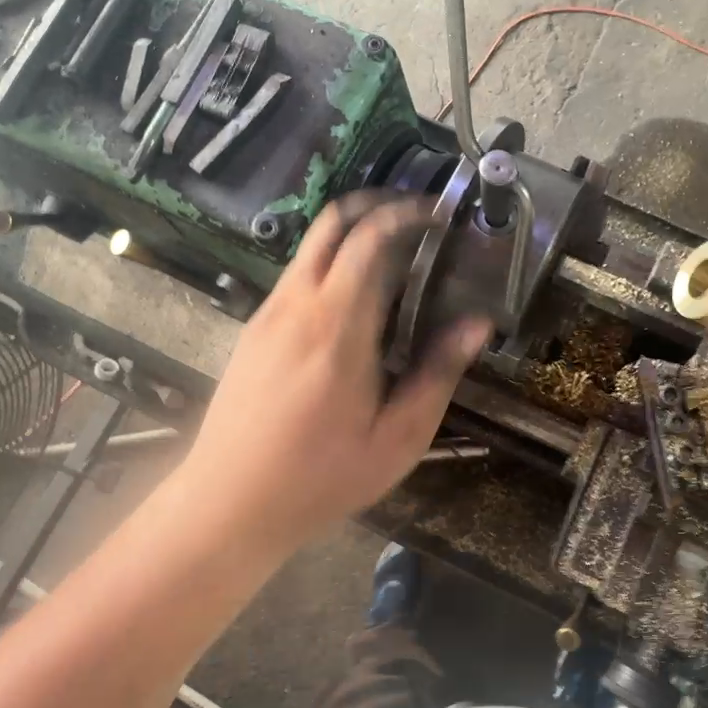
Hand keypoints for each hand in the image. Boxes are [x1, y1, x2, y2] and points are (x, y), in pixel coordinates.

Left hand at [170, 194, 491, 544]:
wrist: (230, 502)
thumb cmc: (321, 477)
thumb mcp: (397, 438)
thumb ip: (438, 373)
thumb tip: (477, 323)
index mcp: (337, 324)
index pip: (370, 237)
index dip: (408, 212)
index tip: (442, 214)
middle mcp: (297, 304)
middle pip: (332, 221)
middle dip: (378, 205)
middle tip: (420, 219)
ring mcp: (268, 313)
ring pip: (311, 247)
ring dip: (353, 235)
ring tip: (397, 260)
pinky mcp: (253, 330)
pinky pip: (296, 277)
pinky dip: (331, 265)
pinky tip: (356, 304)